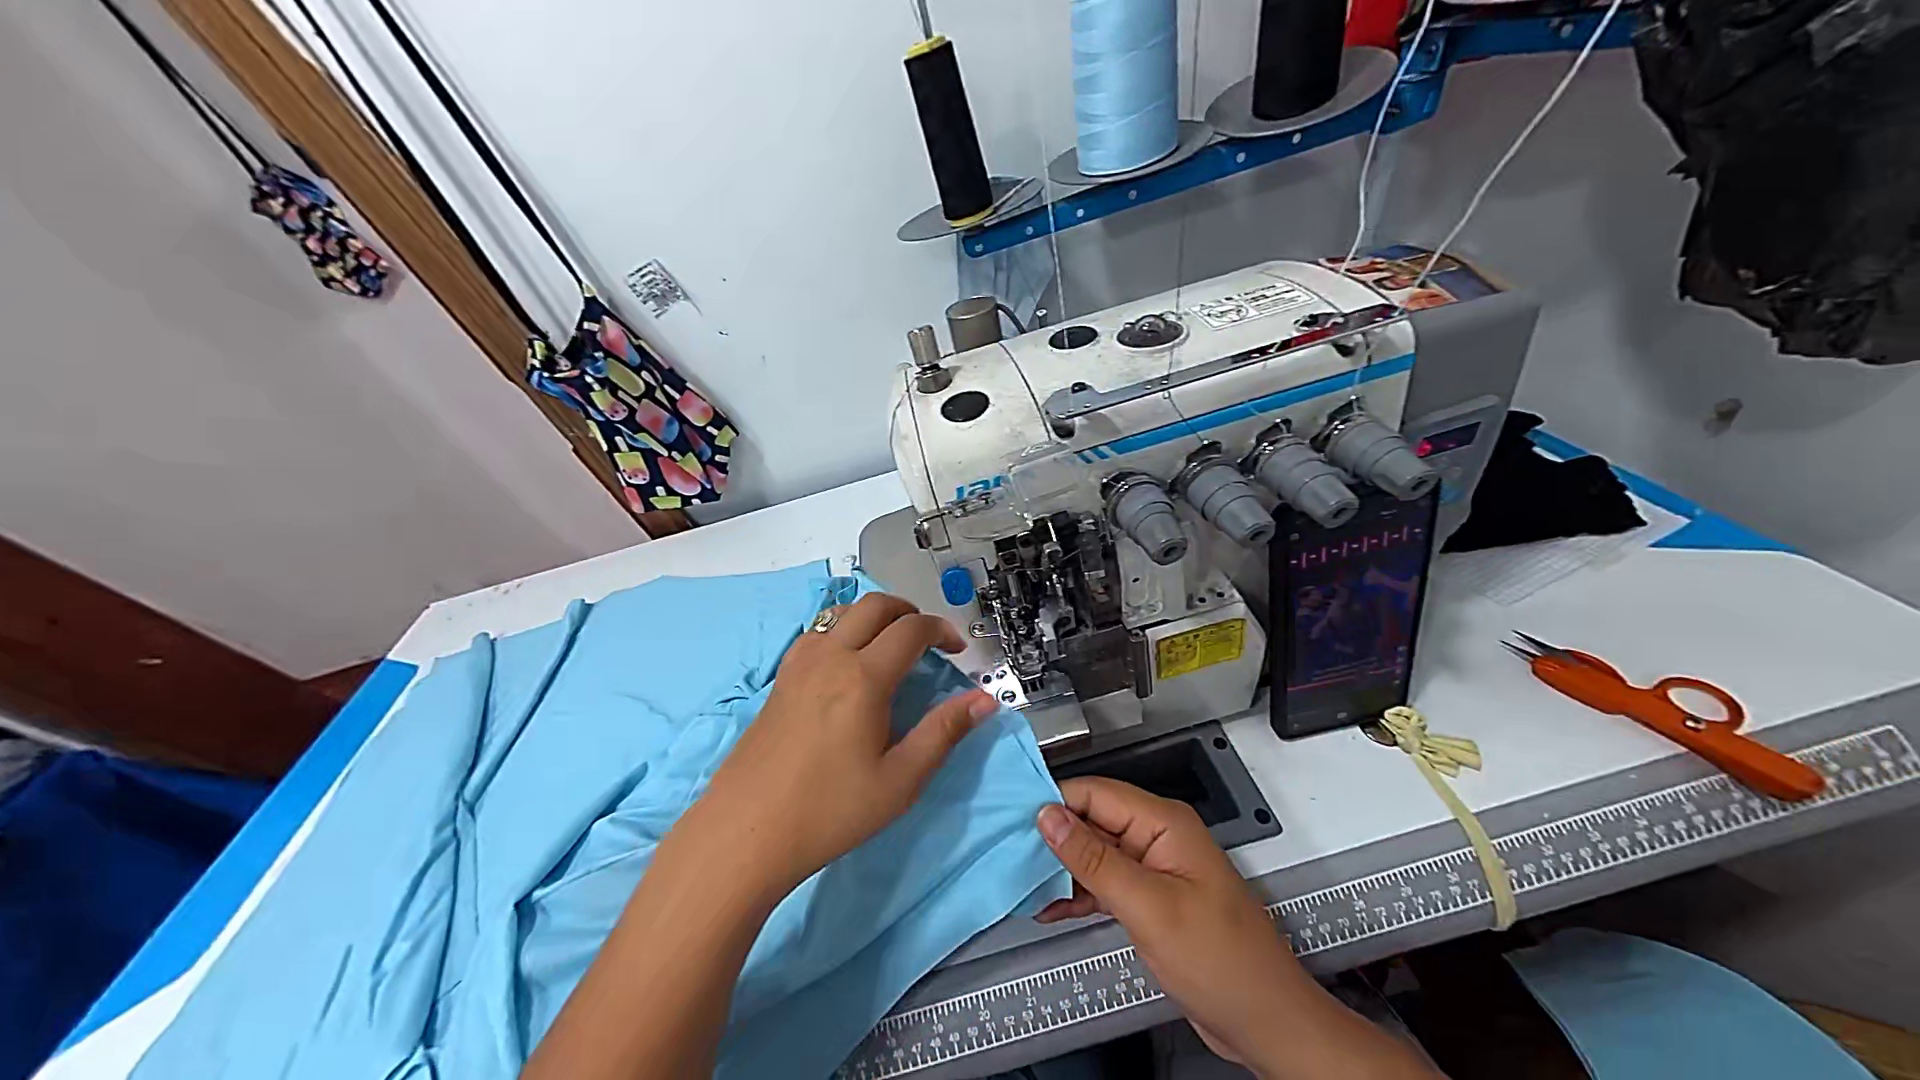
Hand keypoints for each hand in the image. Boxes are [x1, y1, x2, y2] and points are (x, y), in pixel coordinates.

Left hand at [694, 592, 996, 892]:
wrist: (747, 832)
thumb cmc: (830, 811)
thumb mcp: (900, 780)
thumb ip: (944, 732)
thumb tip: (983, 700)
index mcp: (863, 677)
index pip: (912, 630)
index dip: (941, 631)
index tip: (956, 651)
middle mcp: (830, 658)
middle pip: (876, 605)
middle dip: (909, 611)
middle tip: (928, 639)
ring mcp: (799, 665)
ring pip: (842, 613)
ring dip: (874, 616)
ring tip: (890, 646)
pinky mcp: (780, 679)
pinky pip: (817, 633)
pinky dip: (843, 629)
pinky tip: (847, 665)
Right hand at [1034, 777, 1310, 1068]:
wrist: (1266, 1023)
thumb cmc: (1225, 963)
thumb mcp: (1149, 907)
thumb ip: (1094, 859)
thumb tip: (1049, 816)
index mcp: (1163, 823)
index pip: (1095, 792)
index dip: (1054, 801)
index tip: (1013, 817)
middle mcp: (1155, 837)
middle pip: (1091, 820)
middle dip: (1052, 837)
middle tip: (1010, 853)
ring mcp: (1151, 869)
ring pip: (1093, 853)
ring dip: (1061, 869)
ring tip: (1022, 882)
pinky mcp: (1148, 898)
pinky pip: (1103, 883)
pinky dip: (1077, 893)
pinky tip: (1050, 907)